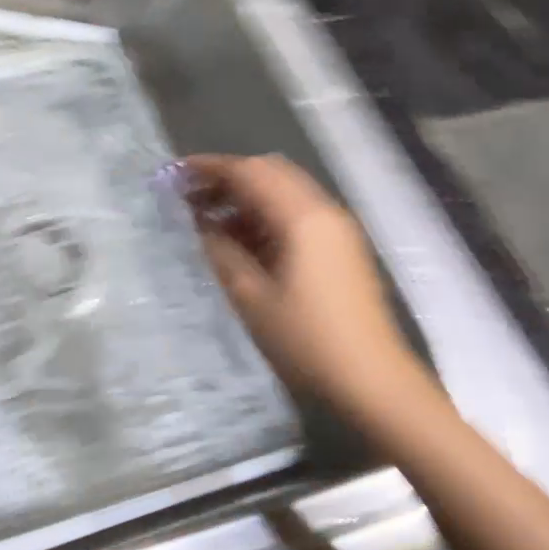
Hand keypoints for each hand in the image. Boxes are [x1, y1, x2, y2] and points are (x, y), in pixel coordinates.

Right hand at [181, 154, 427, 411]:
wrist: (373, 381)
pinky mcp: (340, 248)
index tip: (174, 174)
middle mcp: (323, 211)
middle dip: (227, 177)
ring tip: (209, 219)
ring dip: (245, 195)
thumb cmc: (307, 339)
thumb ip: (220, 249)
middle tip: (191, 195)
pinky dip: (264, 213)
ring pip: (283, 191)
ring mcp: (336, 229)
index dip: (209, 168)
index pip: (249, 172)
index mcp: (302, 217)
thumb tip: (200, 222)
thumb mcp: (250, 295)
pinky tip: (241, 240)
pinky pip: (296, 212)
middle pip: (269, 172)